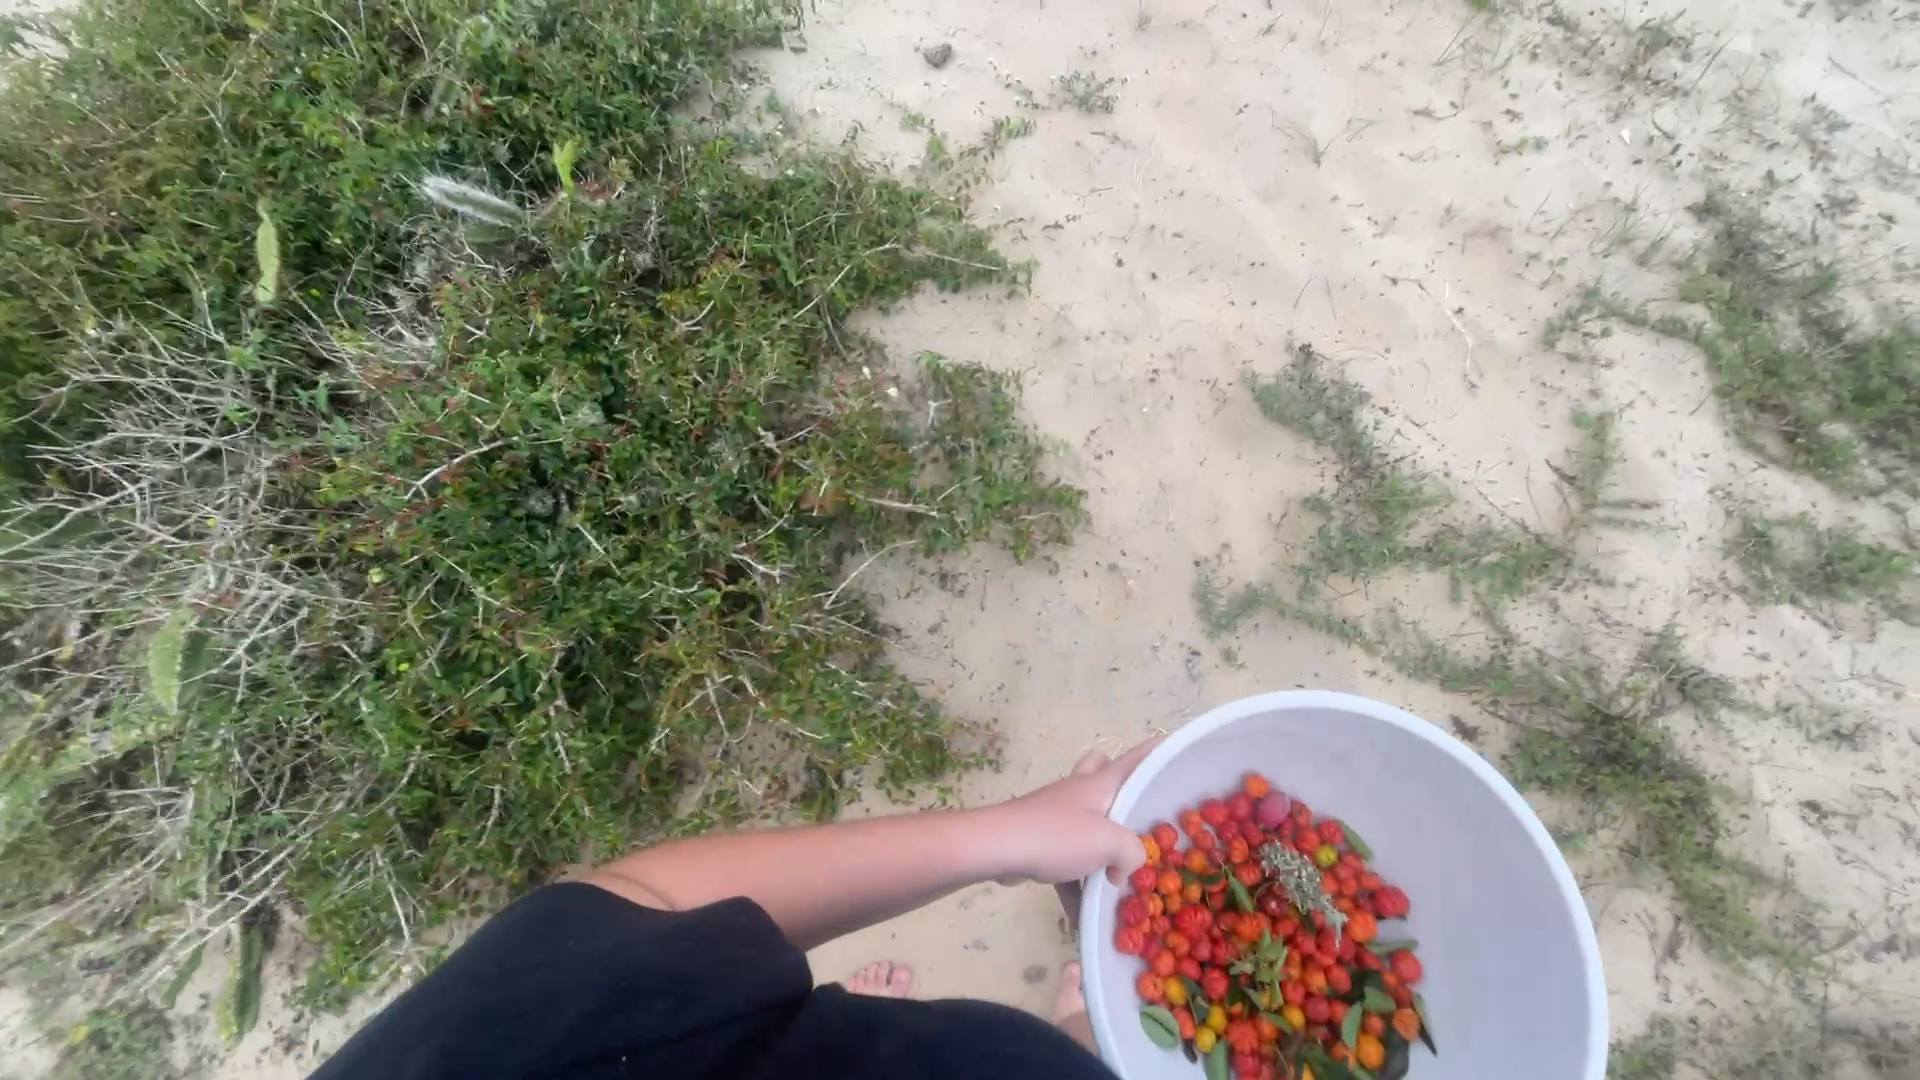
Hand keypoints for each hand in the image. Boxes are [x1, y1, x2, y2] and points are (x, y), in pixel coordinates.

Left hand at [980, 737, 1162, 886]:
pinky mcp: (1041, 838)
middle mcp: (1079, 793)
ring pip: (1086, 821)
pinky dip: (1077, 884)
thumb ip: (1131, 852)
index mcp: (1100, 785)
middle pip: (1102, 774)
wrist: (998, 847)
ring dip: (1102, 846)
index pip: (1133, 761)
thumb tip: (1123, 869)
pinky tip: (1084, 915)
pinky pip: (1067, 858)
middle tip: (1140, 816)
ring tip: (1120, 878)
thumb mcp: (1108, 842)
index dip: (1153, 753)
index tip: (1171, 746)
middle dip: (1121, 790)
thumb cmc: (1056, 835)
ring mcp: (1058, 814)